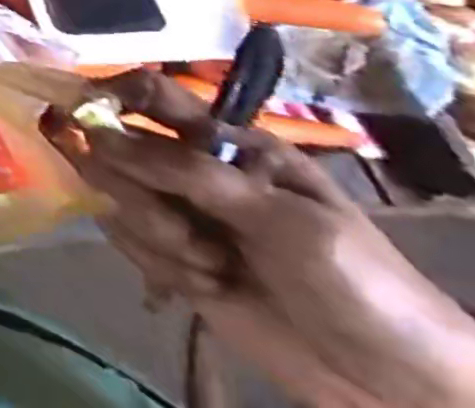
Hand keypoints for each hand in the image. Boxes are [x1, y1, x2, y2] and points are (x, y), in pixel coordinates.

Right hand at [61, 71, 474, 407]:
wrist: (393, 386)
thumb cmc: (358, 283)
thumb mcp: (286, 221)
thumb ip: (189, 172)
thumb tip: (94, 133)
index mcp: (225, 142)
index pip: (149, 95)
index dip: (109, 95)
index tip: (82, 116)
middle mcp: (189, 167)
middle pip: (115, 147)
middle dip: (138, 189)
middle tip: (181, 228)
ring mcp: (174, 209)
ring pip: (113, 193)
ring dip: (155, 233)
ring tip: (210, 264)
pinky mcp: (162, 251)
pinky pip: (121, 236)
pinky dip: (158, 262)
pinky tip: (205, 284)